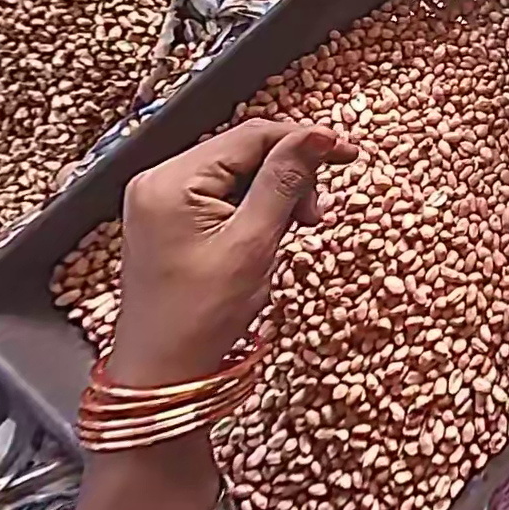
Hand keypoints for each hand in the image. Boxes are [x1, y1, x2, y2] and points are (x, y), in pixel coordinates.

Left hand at [108, 119, 357, 385]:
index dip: (305, 139)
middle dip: (293, 174)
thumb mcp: (253, 243)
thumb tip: (319, 135)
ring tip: (299, 226)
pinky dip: (261, 206)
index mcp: (172, 180)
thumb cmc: (202, 315)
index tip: (346, 152)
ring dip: (281, 192)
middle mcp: (162, 178)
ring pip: (244, 171)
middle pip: (248, 151)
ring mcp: (166, 197)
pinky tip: (276, 229)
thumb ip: (285, 181)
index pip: (252, 136)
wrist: (162, 374)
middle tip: (318, 212)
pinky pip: (230, 192)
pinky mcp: (175, 215)